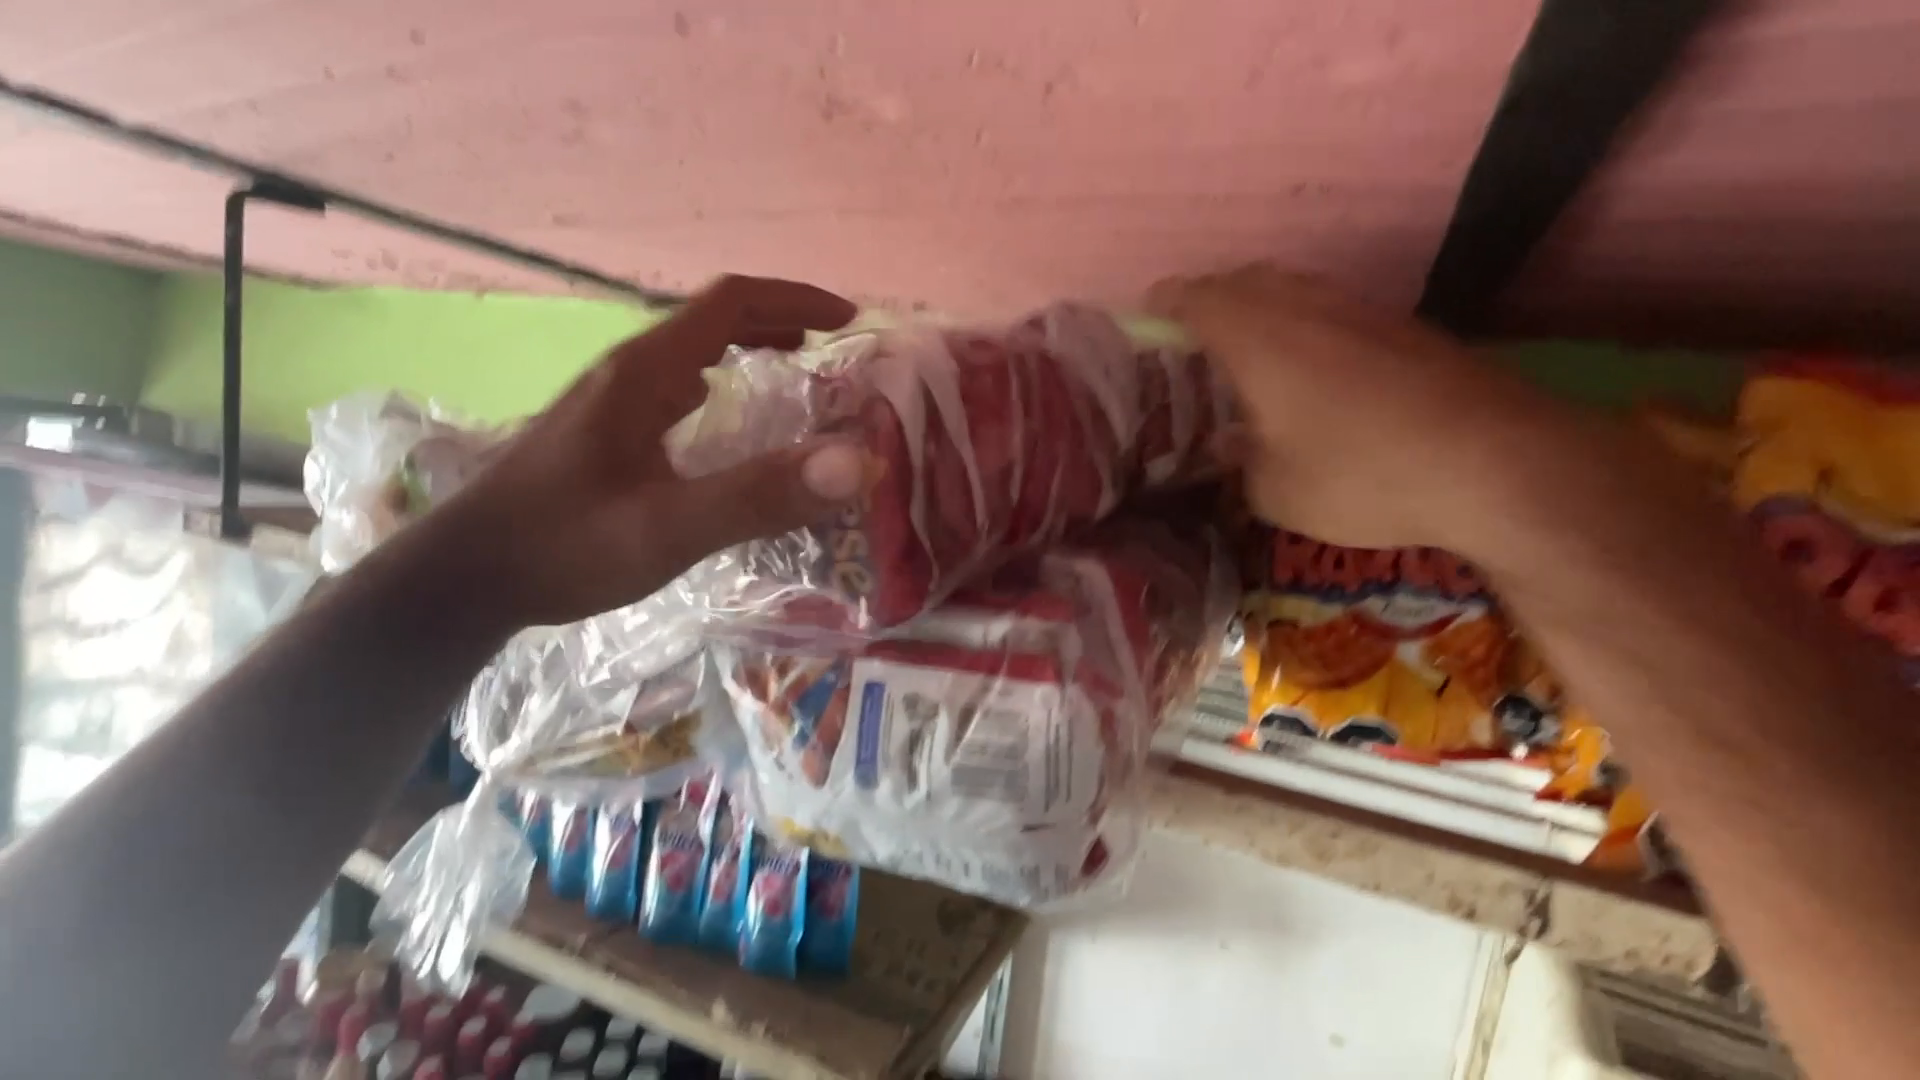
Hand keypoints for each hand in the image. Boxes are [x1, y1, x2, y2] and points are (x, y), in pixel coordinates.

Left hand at [420, 275, 867, 629]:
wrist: (464, 578)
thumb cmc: (564, 546)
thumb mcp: (669, 527)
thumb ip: (761, 496)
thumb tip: (860, 462)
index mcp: (645, 372)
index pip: (731, 301)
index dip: (795, 300)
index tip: (848, 320)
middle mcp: (628, 372)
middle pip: (713, 319)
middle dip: (780, 322)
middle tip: (833, 351)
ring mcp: (611, 401)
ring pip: (692, 352)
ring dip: (749, 349)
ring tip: (797, 374)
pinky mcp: (603, 433)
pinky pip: (676, 387)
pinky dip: (721, 385)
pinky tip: (727, 421)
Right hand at [1149, 264, 1579, 552]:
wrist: (1494, 461)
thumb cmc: (1361, 474)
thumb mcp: (1274, 491)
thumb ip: (1239, 461)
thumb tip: (1232, 444)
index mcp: (1257, 337)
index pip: (1194, 298)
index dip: (1164, 305)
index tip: (1146, 321)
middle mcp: (1306, 306)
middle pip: (1245, 281)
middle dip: (1211, 301)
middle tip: (1193, 340)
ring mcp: (1362, 310)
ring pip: (1294, 289)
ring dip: (1262, 310)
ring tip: (1248, 352)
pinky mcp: (1405, 327)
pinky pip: (1333, 310)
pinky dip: (1305, 326)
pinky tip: (1313, 370)